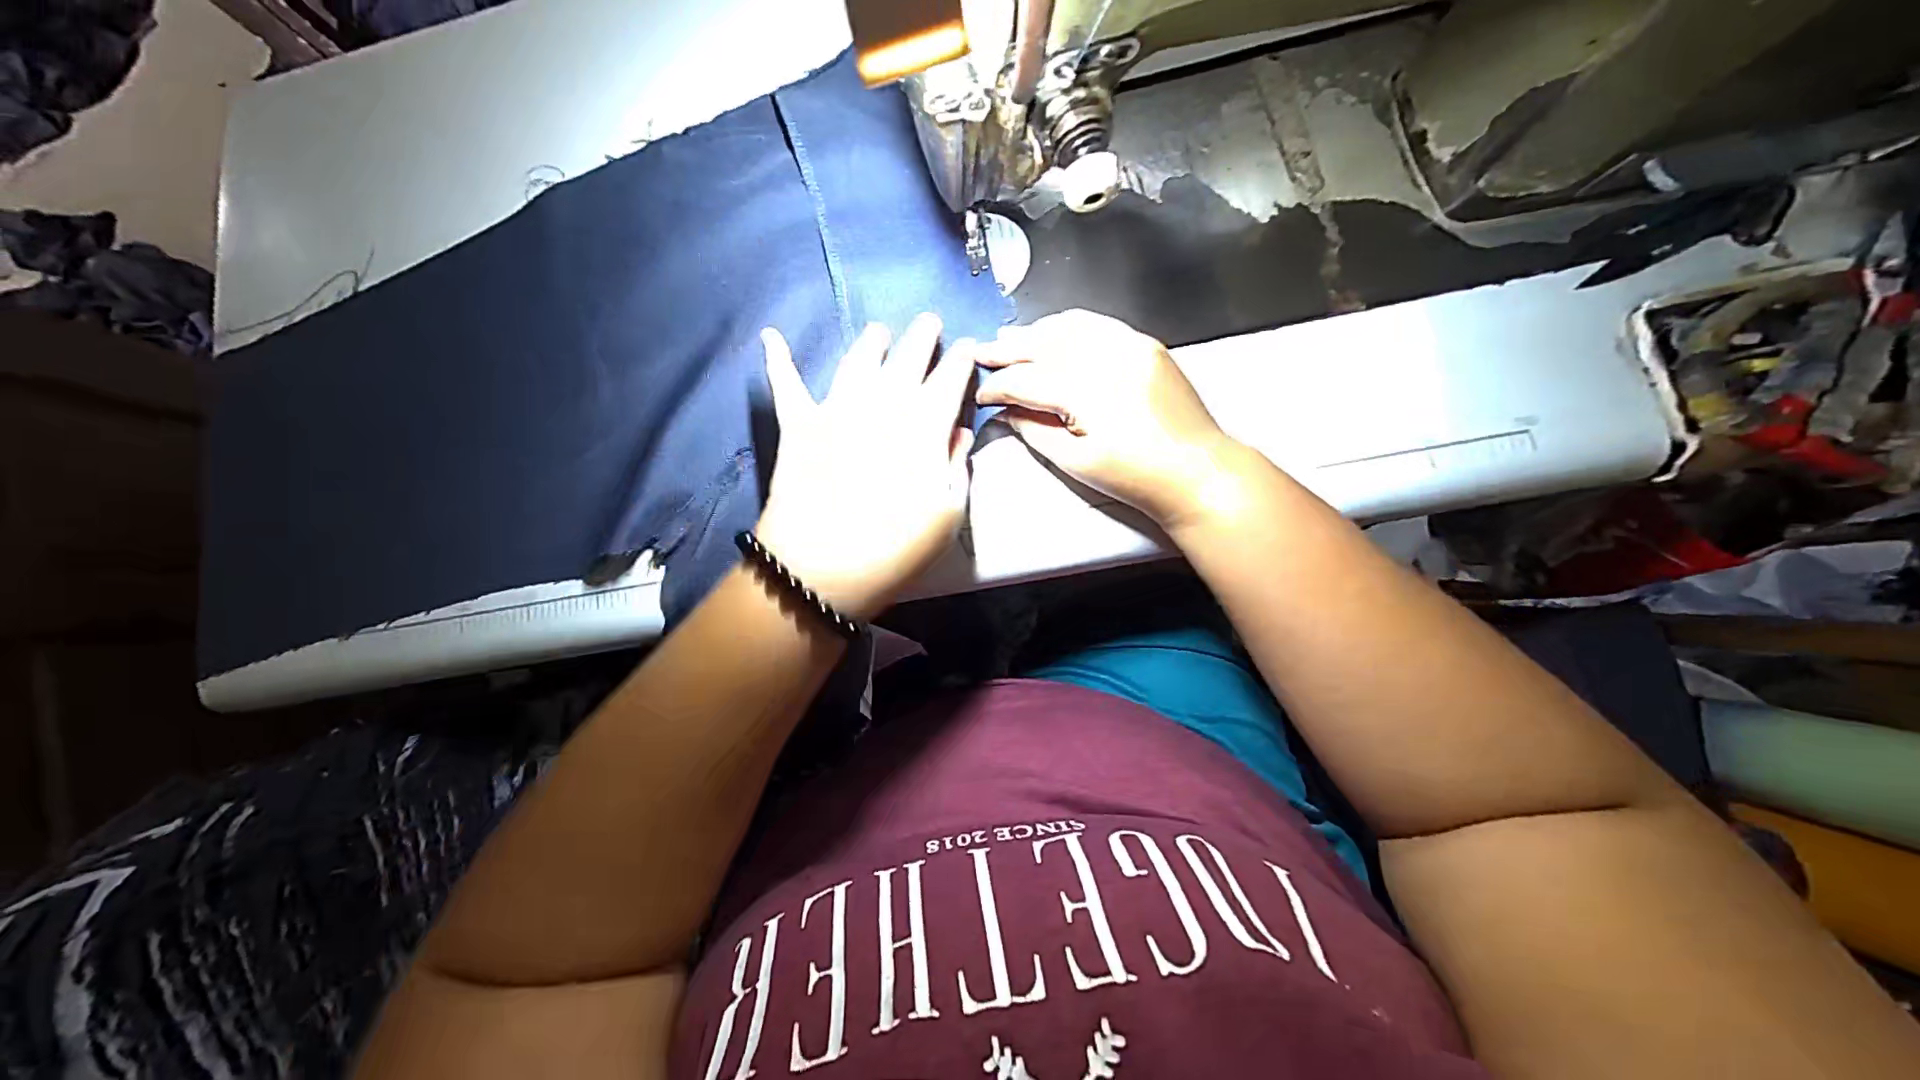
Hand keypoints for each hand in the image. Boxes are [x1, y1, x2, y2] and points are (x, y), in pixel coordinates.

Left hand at [753, 314, 974, 620]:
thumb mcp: (948, 515)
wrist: (821, 568)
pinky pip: (787, 385)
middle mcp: (882, 404)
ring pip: (857, 360)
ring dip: (872, 341)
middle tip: (930, 322)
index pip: (950, 379)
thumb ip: (957, 467)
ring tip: (880, 330)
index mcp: (924, 424)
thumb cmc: (895, 548)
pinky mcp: (798, 425)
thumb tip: (958, 433)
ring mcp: (836, 410)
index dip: (961, 360)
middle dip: (923, 336)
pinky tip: (771, 337)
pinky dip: (778, 360)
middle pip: (907, 357)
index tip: (968, 347)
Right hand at [974, 309, 1242, 529]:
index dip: (997, 387)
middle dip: (1008, 349)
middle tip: (982, 352)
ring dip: (1036, 332)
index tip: (982, 396)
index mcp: (1085, 392)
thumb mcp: (1075, 461)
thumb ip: (1034, 430)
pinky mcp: (1145, 346)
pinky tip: (1055, 331)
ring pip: (1069, 326)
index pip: (1026, 380)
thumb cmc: (1137, 476)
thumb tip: (1007, 412)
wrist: (1196, 470)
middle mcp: (1106, 358)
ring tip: (1011, 339)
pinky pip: (1100, 324)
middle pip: (1043, 344)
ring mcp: (1129, 346)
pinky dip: (1071, 325)